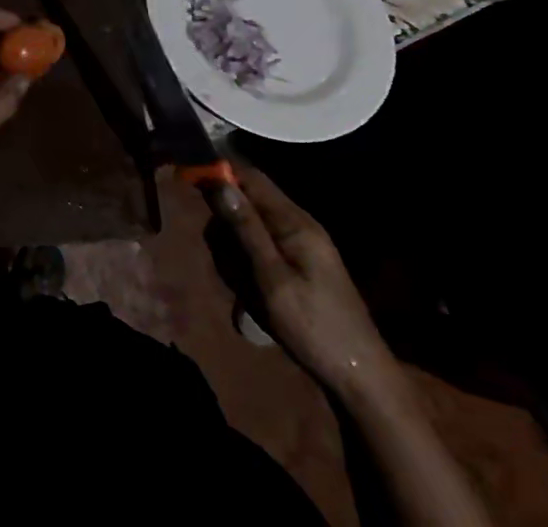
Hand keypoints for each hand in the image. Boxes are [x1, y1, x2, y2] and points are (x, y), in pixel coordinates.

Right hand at [215, 169, 398, 399]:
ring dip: (233, 252)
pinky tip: (252, 294)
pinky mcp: (297, 264)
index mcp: (294, 222)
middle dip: (224, 227)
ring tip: (242, 287)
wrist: (358, 374)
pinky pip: (259, 250)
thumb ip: (246, 229)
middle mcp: (297, 225)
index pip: (251, 177)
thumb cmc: (313, 325)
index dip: (219, 173)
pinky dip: (246, 266)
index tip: (189, 181)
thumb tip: (220, 183)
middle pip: (245, 204)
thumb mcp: (271, 278)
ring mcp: (299, 245)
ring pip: (247, 229)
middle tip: (227, 265)